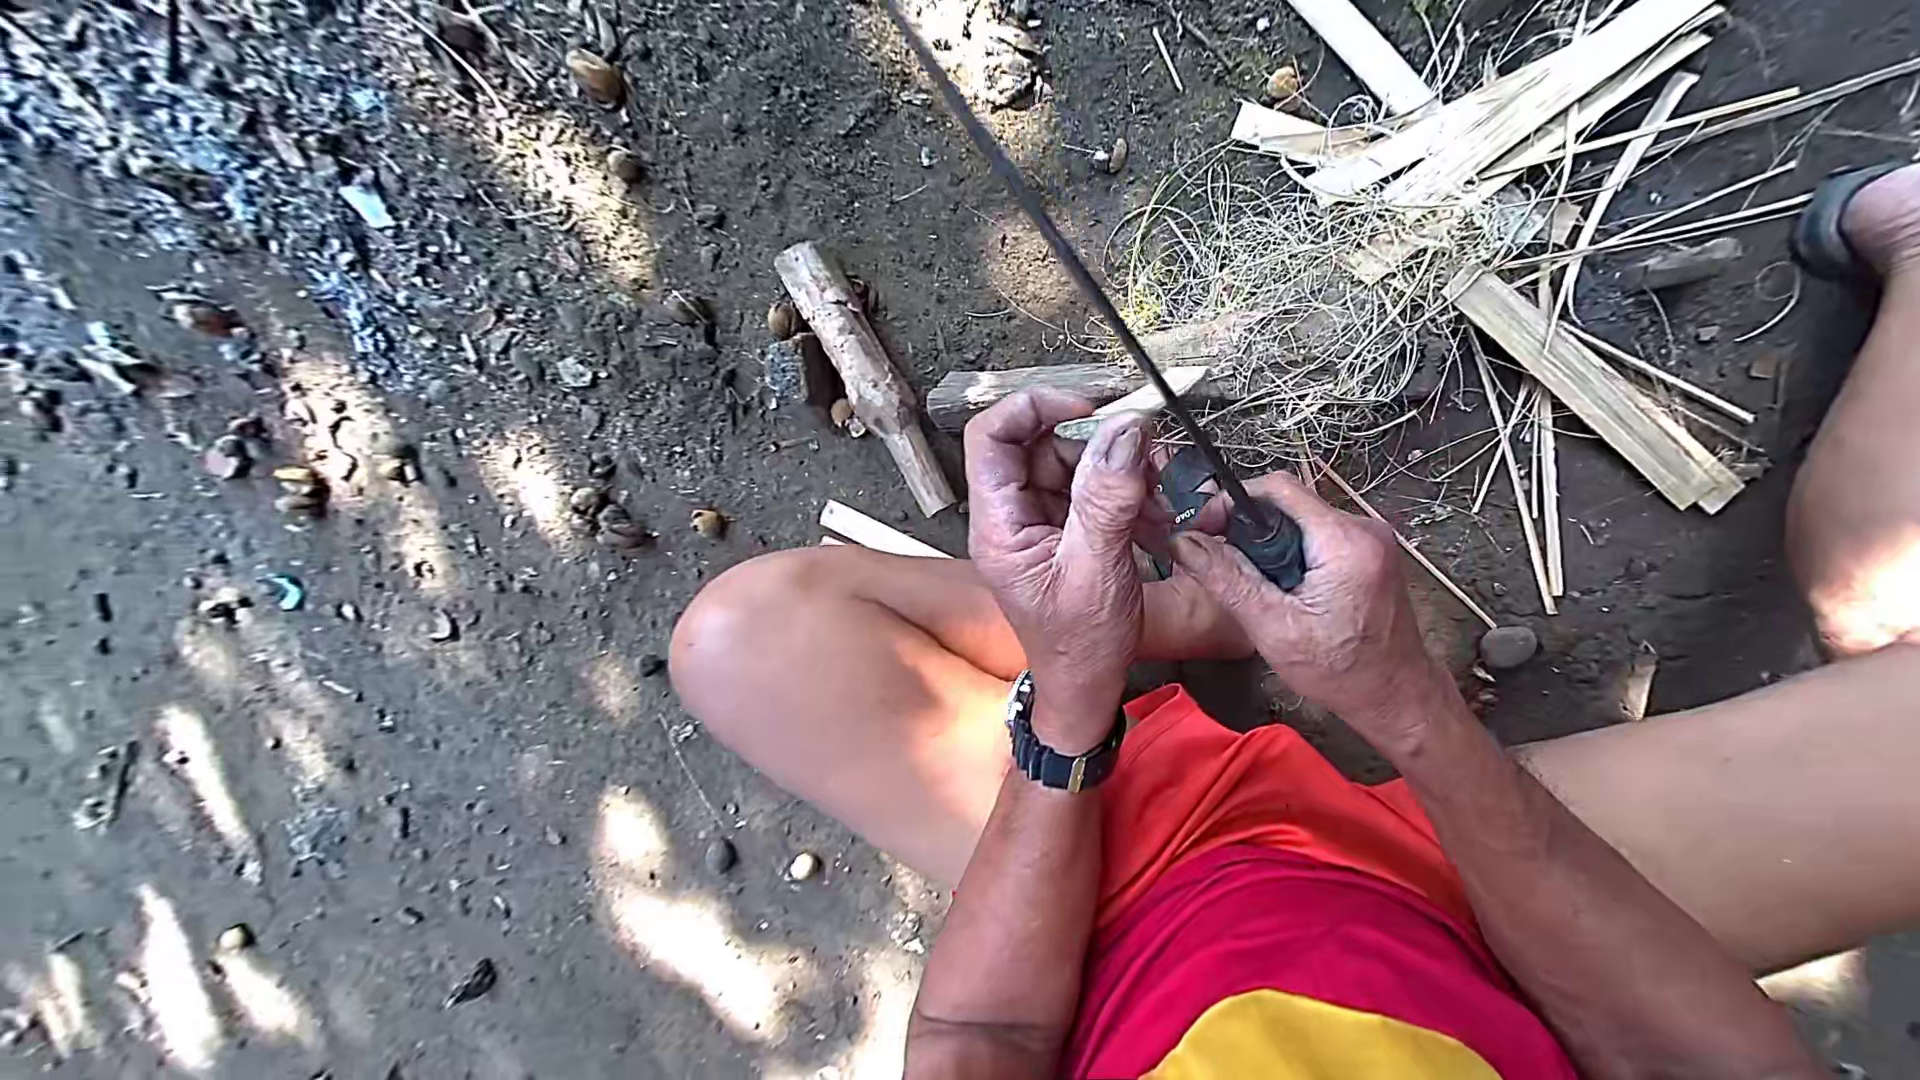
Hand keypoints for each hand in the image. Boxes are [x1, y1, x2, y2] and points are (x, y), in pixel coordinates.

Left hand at [965, 390, 1161, 753]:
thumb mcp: (1097, 570)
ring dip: (1117, 466)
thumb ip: (1108, 499)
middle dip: (1094, 441)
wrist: (1087, 682)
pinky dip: (1124, 488)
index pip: (991, 438)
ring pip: (1070, 460)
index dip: (1033, 408)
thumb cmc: (1080, 644)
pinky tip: (1151, 510)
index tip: (1088, 407)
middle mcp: (1010, 515)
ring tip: (1155, 493)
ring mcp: (1037, 518)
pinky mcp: (1063, 524)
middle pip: (1038, 443)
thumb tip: (1124, 432)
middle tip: (1143, 454)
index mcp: (998, 526)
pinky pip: (1090, 484)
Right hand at [1170, 472, 1448, 757]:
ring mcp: (1368, 539)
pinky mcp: (1366, 553)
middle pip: (1286, 503)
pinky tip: (1276, 586)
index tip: (1203, 528)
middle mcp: (1364, 529)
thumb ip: (1227, 579)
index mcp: (1345, 541)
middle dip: (1244, 527)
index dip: (1231, 501)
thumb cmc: (1342, 672)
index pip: (1277, 488)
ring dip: (1263, 543)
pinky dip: (1285, 552)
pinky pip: (1312, 535)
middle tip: (1217, 559)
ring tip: (1247, 581)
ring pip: (1296, 519)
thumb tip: (1184, 542)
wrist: (1398, 699)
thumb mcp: (1271, 627)